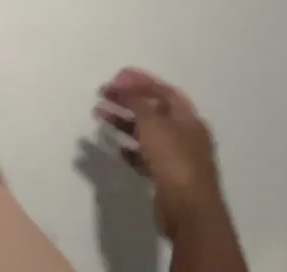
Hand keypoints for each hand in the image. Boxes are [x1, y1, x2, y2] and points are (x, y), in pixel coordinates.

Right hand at [96, 68, 225, 238]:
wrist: (188, 209)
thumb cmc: (172, 158)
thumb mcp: (152, 121)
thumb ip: (136, 101)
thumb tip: (124, 89)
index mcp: (188, 119)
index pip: (164, 91)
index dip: (140, 80)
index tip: (114, 77)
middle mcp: (185, 135)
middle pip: (153, 110)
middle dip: (127, 100)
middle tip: (102, 94)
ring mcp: (177, 157)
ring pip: (146, 132)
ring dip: (122, 121)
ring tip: (98, 116)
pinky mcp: (167, 176)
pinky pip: (144, 155)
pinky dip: (129, 148)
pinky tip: (116, 147)